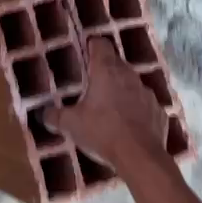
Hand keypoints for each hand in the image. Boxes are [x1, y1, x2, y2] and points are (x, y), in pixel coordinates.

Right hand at [42, 36, 171, 172]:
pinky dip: (137, 110)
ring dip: (122, 90)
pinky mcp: (159, 112)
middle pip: (116, 62)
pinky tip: (130, 126)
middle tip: (91, 86)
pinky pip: (145, 104)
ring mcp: (147, 93)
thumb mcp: (71, 125)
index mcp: (106, 70)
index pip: (100, 43)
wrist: (141, 159)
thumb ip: (54, 116)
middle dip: (105, 70)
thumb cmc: (102, 132)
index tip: (84, 54)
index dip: (91, 46)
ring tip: (111, 108)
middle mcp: (128, 75)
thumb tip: (42, 113)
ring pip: (132, 83)